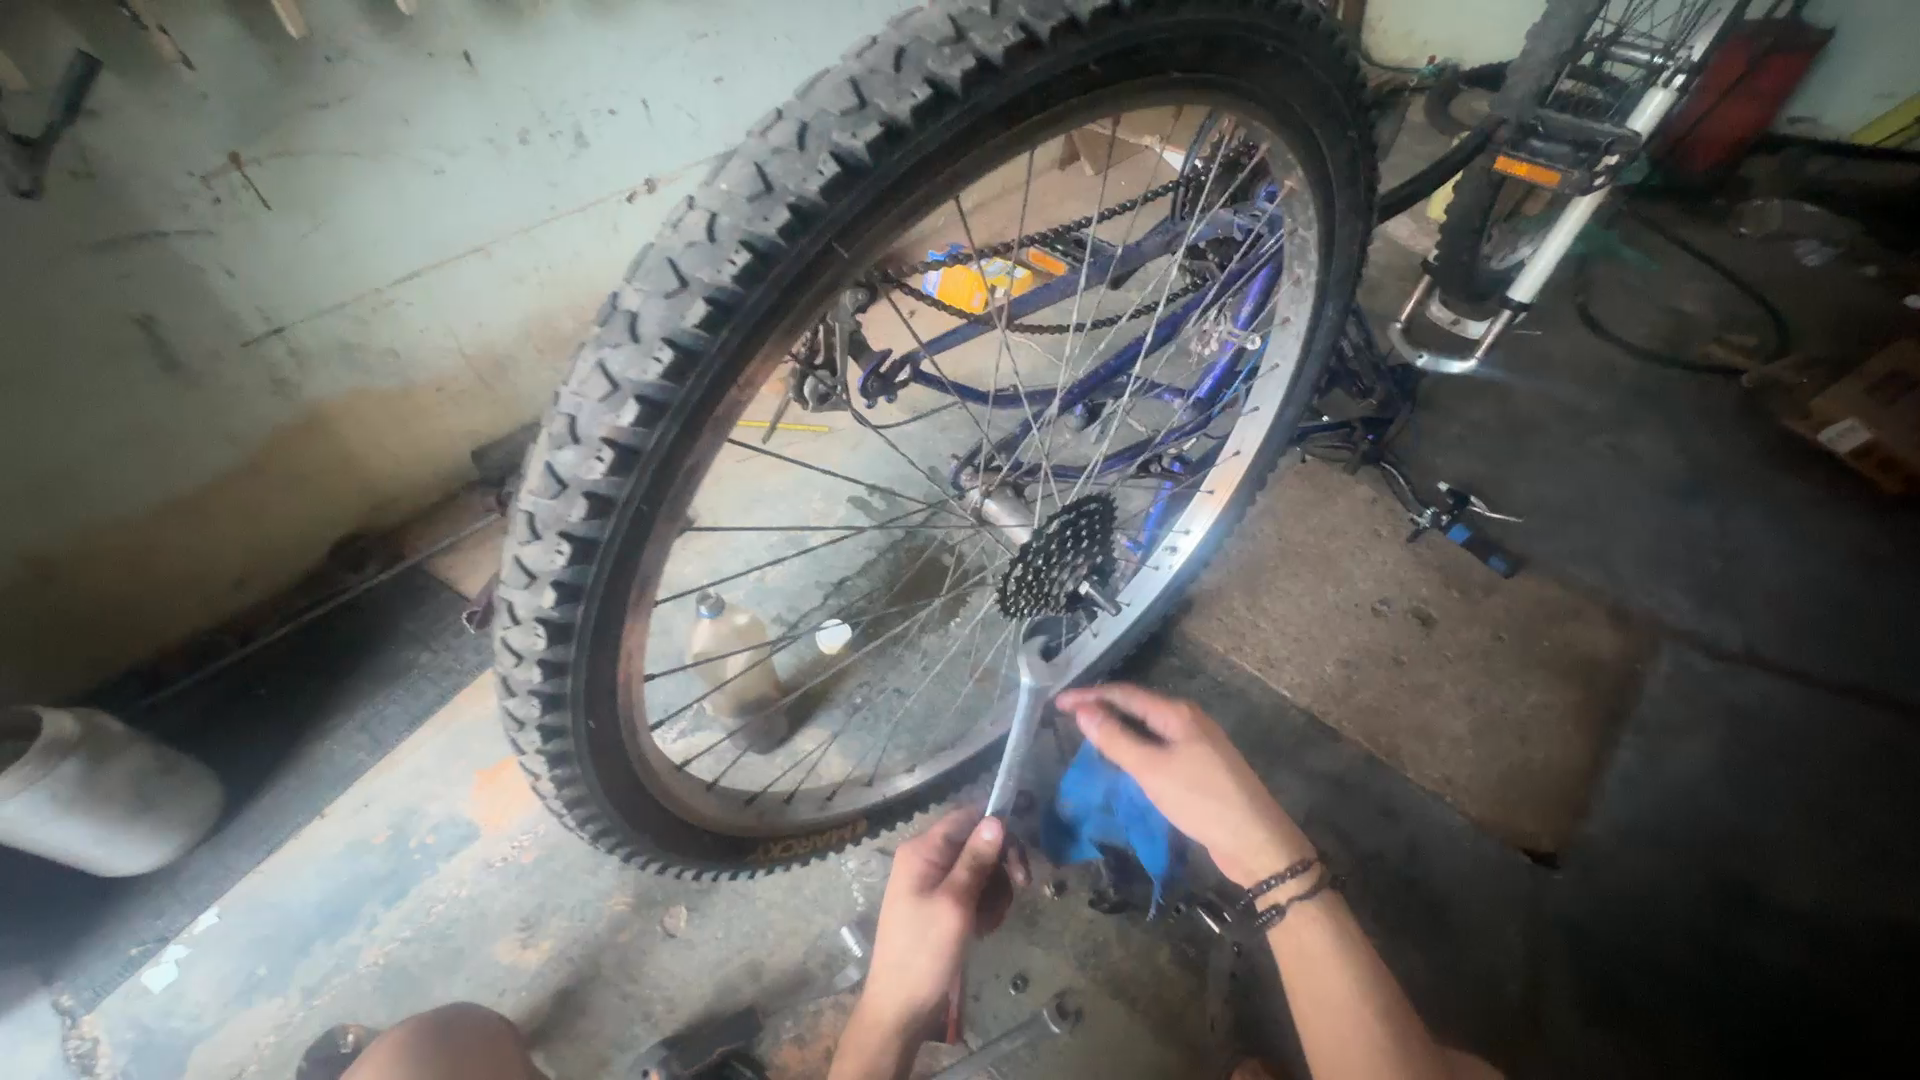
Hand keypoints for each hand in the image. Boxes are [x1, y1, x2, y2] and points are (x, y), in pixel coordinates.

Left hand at [857, 807, 1026, 1035]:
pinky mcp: (940, 904)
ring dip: (994, 891)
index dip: (997, 826)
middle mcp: (926, 858)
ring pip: (980, 868)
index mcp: (922, 849)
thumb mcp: (955, 903)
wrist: (900, 1007)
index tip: (1021, 852)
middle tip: (1021, 887)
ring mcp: (933, 882)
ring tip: (990, 922)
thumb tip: (997, 818)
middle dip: (1000, 865)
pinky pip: (972, 891)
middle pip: (977, 842)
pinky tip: (983, 929)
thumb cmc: (924, 952)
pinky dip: (984, 906)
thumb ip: (976, 858)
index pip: (966, 816)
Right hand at [1054, 682, 1312, 888]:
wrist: (1256, 842)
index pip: (1124, 693)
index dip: (1088, 695)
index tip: (1057, 703)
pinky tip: (1121, 762)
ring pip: (1147, 728)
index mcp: (1177, 713)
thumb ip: (1115, 739)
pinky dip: (1134, 749)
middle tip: (1066, 717)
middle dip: (1101, 708)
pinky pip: (1157, 748)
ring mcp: (1195, 744)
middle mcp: (1187, 721)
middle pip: (1136, 706)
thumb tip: (1083, 711)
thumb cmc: (1202, 801)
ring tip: (1085, 736)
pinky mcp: (1199, 768)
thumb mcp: (1152, 770)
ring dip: (1117, 729)